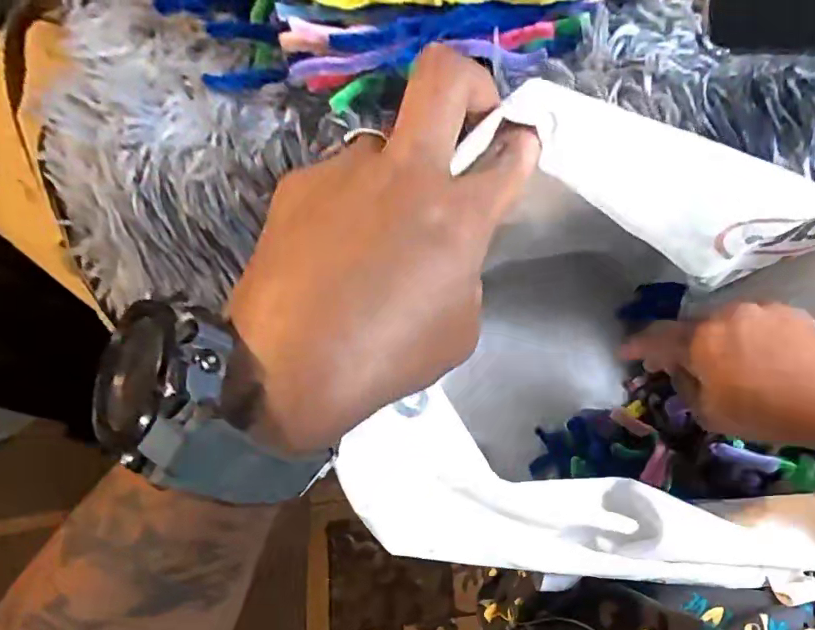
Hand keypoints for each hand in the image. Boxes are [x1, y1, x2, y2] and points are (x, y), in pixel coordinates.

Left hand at [225, 45, 538, 454]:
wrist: (294, 366)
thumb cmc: (391, 358)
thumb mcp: (460, 326)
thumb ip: (465, 272)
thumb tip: (449, 249)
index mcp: (457, 217)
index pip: (506, 153)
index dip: (520, 143)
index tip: (518, 142)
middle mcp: (405, 174)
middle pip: (444, 77)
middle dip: (472, 84)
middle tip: (472, 118)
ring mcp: (347, 169)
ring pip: (384, 146)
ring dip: (396, 177)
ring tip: (376, 238)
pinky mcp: (301, 182)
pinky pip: (342, 181)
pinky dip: (352, 207)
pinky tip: (335, 255)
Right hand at [619, 302, 814, 454]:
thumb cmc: (766, 413)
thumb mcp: (711, 414)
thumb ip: (687, 388)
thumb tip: (682, 372)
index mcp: (700, 340)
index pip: (656, 337)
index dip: (636, 345)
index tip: (625, 351)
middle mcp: (725, 314)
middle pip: (690, 327)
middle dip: (678, 345)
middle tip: (673, 365)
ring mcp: (759, 308)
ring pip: (723, 323)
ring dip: (713, 342)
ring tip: (721, 366)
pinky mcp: (787, 311)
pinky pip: (752, 323)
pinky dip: (743, 339)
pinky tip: (756, 361)